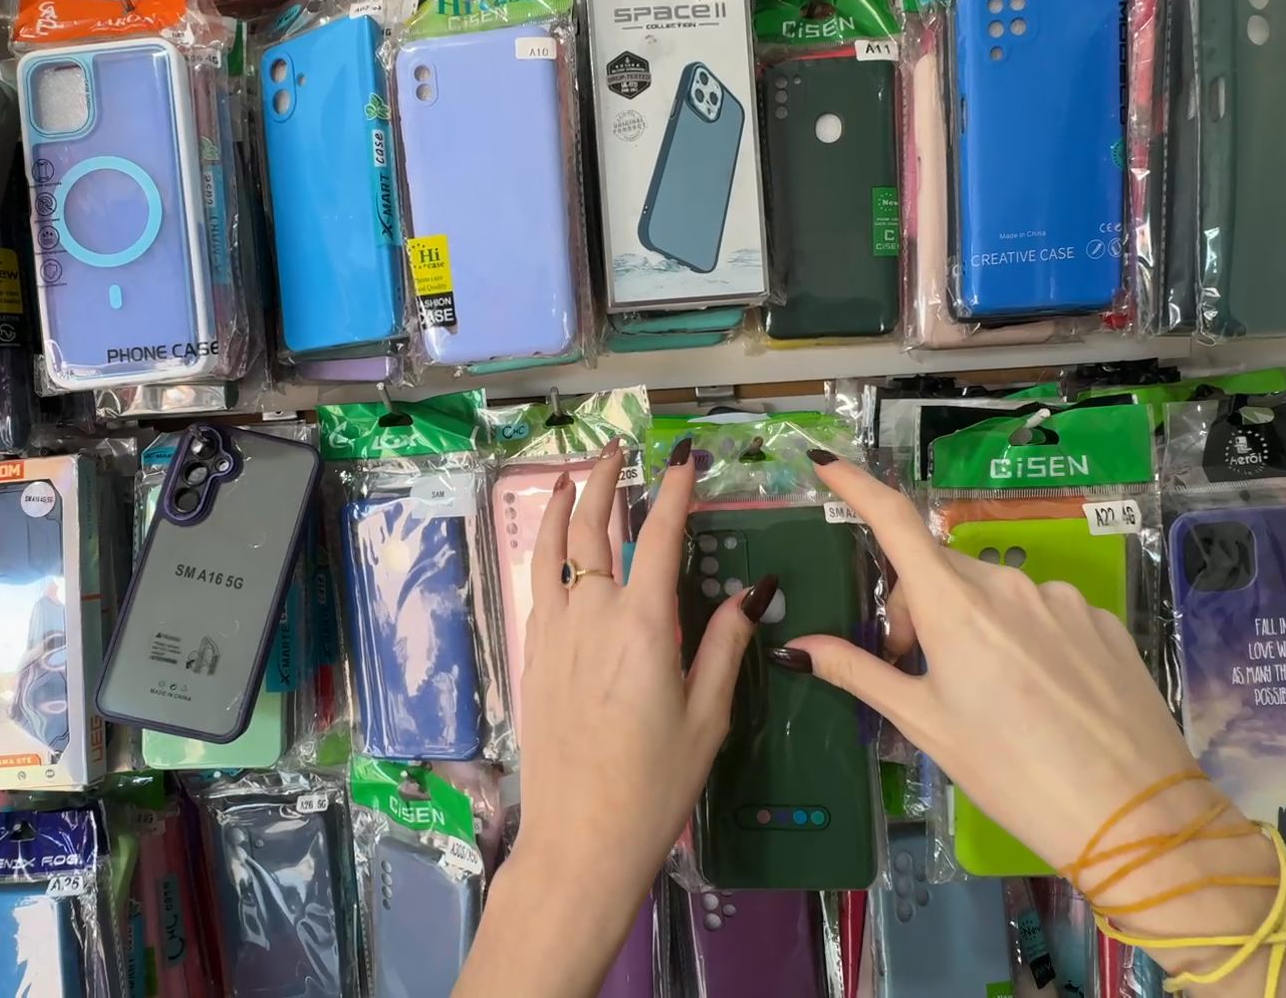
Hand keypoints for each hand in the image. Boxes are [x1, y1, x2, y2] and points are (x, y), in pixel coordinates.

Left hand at [514, 438, 774, 900]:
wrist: (579, 834)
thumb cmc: (654, 783)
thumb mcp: (708, 716)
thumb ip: (726, 645)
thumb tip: (752, 592)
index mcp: (643, 624)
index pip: (659, 536)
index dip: (673, 491)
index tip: (682, 459)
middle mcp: (592, 614)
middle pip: (592, 527)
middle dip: (604, 480)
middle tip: (615, 451)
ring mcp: (554, 630)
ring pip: (552, 549)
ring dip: (560, 505)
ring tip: (566, 477)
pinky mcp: (533, 652)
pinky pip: (537, 584)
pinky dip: (543, 549)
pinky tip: (551, 546)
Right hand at [783, 456, 1265, 923]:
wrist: (1139, 820)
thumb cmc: (1010, 770)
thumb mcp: (922, 721)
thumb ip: (856, 671)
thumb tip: (793, 646)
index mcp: (954, 606)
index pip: (893, 521)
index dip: (855, 485)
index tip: (826, 464)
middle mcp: (1005, 584)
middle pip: (934, 569)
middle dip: (912, 606)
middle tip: (915, 667)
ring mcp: (1058, 597)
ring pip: (985, 589)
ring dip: (964, 619)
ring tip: (982, 687)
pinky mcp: (1098, 618)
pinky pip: (1034, 606)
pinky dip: (1014, 630)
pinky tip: (1034, 687)